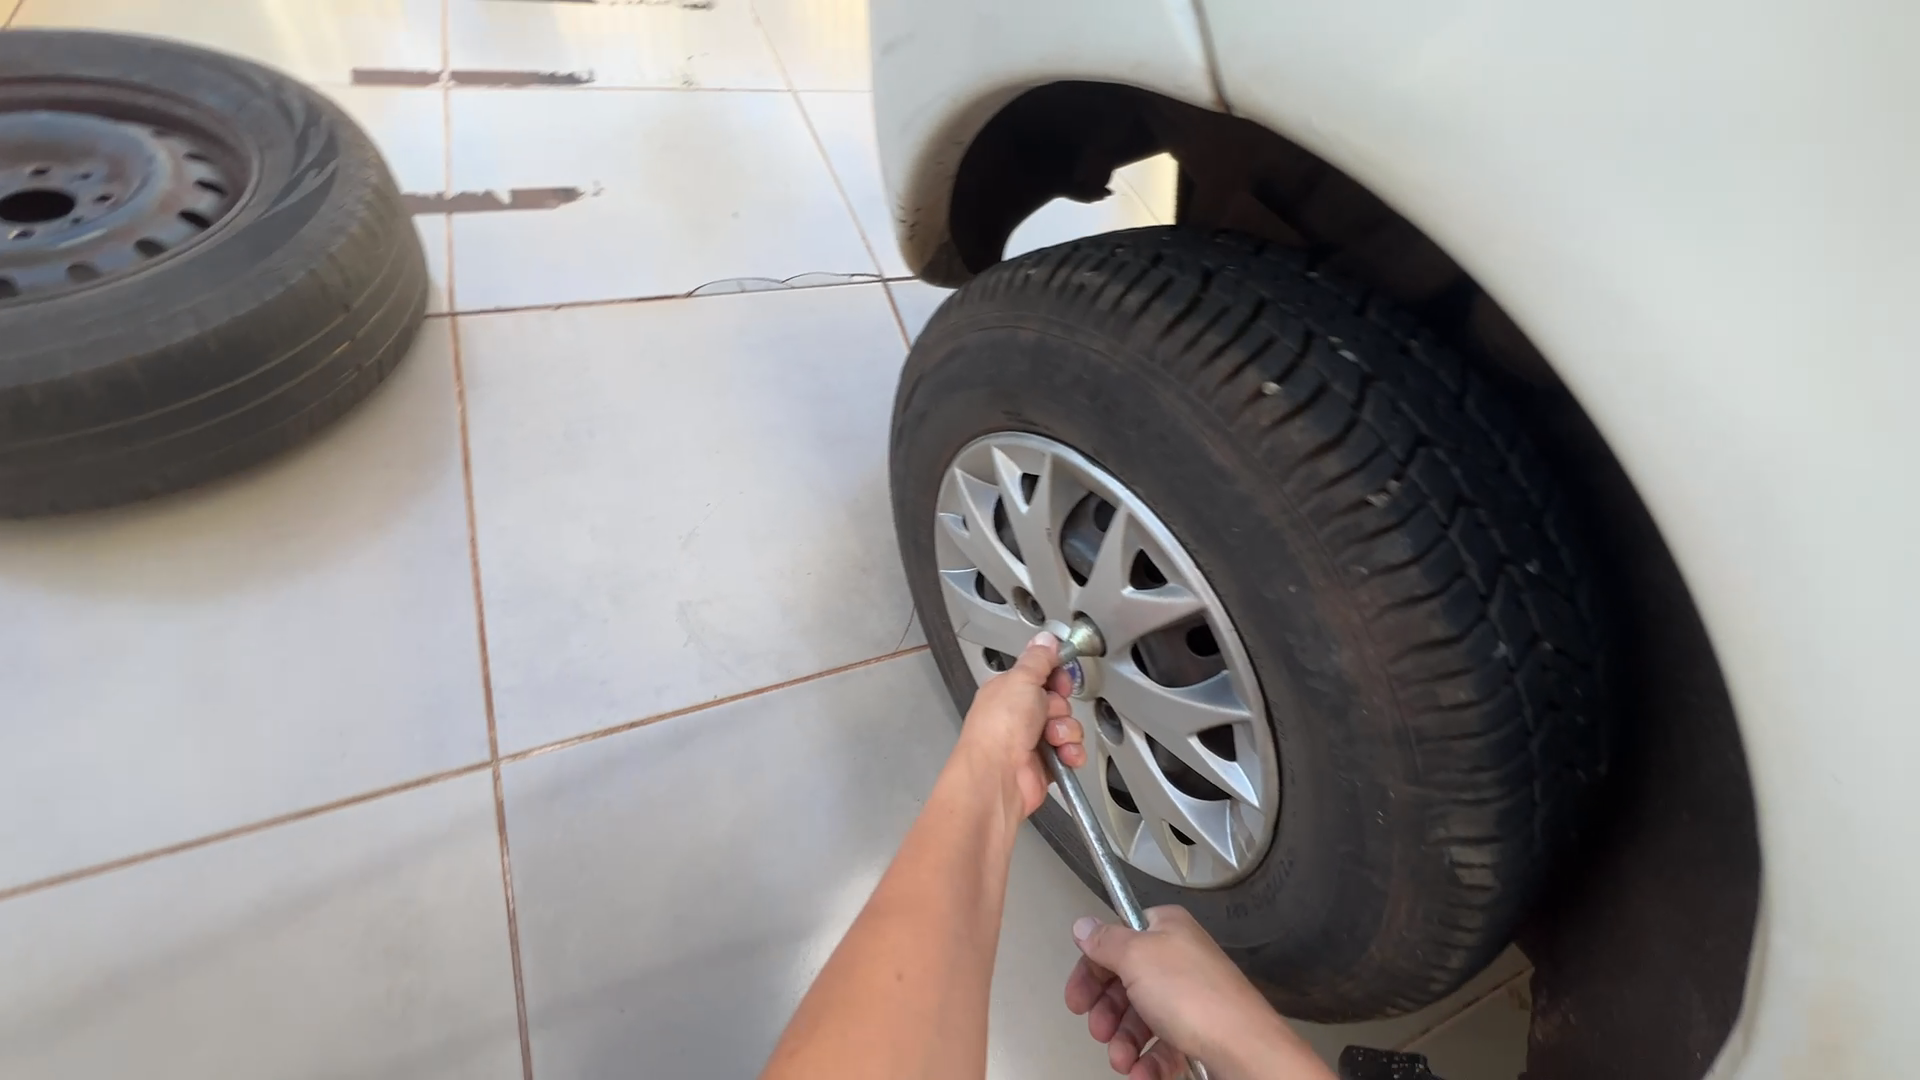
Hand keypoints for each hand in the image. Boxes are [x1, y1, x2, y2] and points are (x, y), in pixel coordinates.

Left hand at [956, 632, 1084, 816]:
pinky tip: (1062, 755)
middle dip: (1060, 706)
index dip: (1055, 677)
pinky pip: (1071, 751)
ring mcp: (1032, 740)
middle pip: (1058, 700)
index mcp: (1008, 691)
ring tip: (1051, 738)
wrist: (997, 777)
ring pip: (1068, 726)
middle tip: (1047, 713)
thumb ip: (1038, 658)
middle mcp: (1018, 715)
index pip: (1041, 674)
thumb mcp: (1021, 679)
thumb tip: (1046, 638)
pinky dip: (1071, 753)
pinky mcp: (1046, 763)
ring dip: (1066, 731)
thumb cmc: (1000, 727)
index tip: (1058, 680)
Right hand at [1066, 907, 1332, 1079]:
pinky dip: (1149, 1061)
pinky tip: (1142, 1075)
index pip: (1116, 940)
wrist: (1248, 1052)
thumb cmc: (1190, 995)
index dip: (1091, 968)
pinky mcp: (1201, 1033)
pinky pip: (1164, 1044)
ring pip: (1142, 1017)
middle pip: (1126, 981)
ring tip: (1122, 1061)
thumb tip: (1083, 925)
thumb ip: (1104, 941)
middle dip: (1107, 1012)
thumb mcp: (1135, 957)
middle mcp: (1178, 957)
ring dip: (1125, 1042)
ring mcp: (1191, 997)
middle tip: (1098, 1033)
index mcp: (1165, 927)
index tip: (1075, 999)